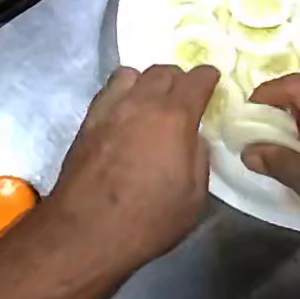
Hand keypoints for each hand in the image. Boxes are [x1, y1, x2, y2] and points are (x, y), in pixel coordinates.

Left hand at [42, 65, 217, 278]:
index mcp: (173, 117)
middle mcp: (141, 102)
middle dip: (178, 78)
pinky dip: (122, 92)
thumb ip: (198, 158)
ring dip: (146, 81)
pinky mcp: (88, 119)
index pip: (195, 81)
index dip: (207, 77)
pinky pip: (108, 90)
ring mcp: (110, 107)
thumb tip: (193, 138)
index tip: (212, 79)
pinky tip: (125, 113)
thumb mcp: (194, 197)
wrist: (88, 227)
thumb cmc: (148, 218)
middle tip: (184, 95)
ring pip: (131, 74)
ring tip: (151, 99)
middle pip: (162, 71)